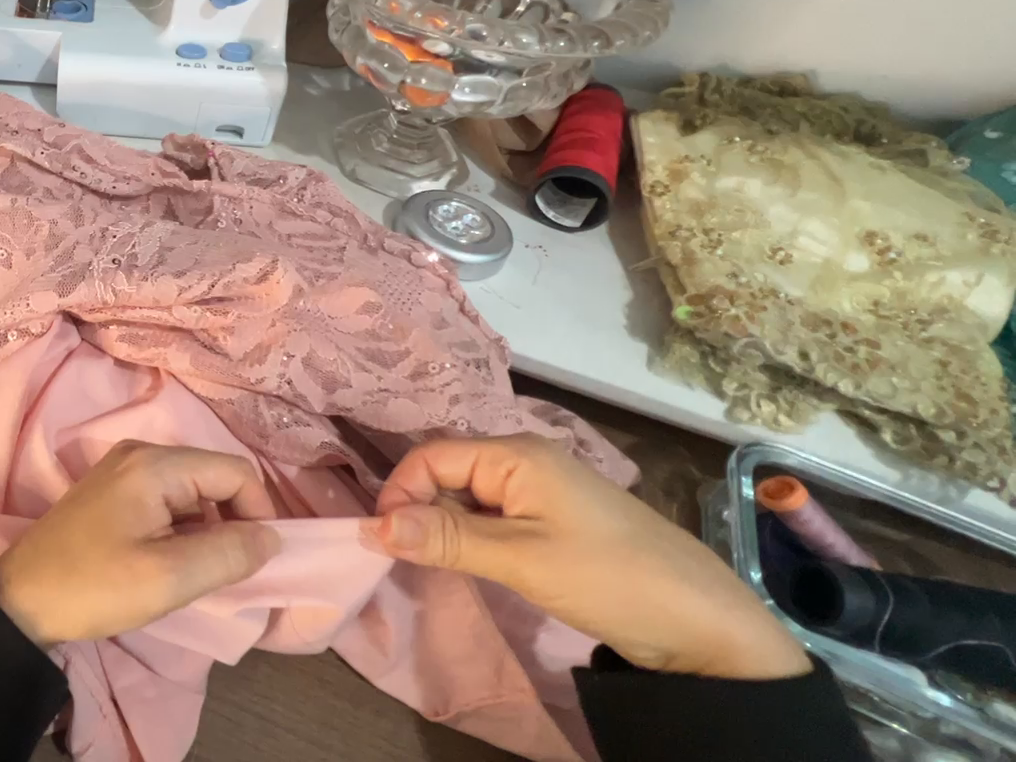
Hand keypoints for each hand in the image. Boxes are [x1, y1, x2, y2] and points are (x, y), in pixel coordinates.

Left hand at [0, 441, 281, 646]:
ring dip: (208, 528)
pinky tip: (173, 561)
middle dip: (233, 521)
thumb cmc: (95, 585)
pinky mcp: (115, 491)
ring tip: (199, 571)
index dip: (258, 513)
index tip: (257, 561)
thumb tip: (273, 536)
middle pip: (214, 476)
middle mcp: (142, 454)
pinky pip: (168, 499)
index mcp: (155, 464)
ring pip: (193, 490)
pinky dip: (183, 528)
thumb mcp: (169, 578)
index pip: (234, 471)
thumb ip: (228, 553)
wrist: (21, 599)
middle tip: (228, 572)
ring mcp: (125, 470)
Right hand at [371, 434, 811, 680]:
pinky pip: (490, 512)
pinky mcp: (550, 517)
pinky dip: (469, 534)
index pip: (430, 456)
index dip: (400, 492)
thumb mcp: (520, 559)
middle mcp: (522, 459)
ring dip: (443, 523)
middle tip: (407, 556)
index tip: (384, 540)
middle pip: (445, 471)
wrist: (711, 628)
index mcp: (514, 454)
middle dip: (418, 507)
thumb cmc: (611, 578)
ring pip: (465, 494)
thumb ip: (445, 537)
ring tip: (434, 561)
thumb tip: (371, 527)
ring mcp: (539, 488)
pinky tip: (469, 560)